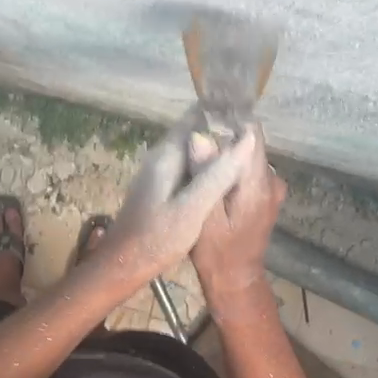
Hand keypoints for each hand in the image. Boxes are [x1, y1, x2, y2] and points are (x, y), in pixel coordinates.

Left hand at [102, 106, 256, 281]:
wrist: (123, 265)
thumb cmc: (157, 239)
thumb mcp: (192, 209)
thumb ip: (217, 174)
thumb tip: (247, 138)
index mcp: (167, 155)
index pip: (196, 116)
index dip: (222, 112)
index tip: (250, 113)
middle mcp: (160, 156)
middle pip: (194, 130)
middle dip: (222, 128)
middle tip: (255, 135)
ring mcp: (158, 172)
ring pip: (192, 148)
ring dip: (216, 146)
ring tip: (246, 151)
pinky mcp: (160, 186)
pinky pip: (189, 165)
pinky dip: (208, 164)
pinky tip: (224, 175)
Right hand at [190, 125, 285, 305]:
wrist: (235, 280)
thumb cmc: (217, 253)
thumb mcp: (205, 217)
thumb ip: (206, 176)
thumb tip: (201, 137)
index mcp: (258, 184)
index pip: (252, 135)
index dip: (230, 120)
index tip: (206, 113)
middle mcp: (271, 181)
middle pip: (248, 144)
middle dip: (223, 136)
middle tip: (192, 136)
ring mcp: (271, 189)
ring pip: (246, 156)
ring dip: (224, 152)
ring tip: (196, 152)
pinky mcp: (265, 195)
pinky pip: (247, 170)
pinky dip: (229, 166)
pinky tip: (208, 172)